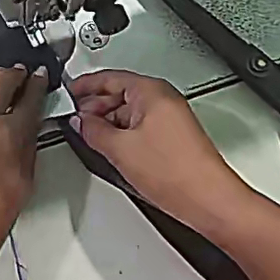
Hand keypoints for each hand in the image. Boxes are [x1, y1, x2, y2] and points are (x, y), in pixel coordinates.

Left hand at [0, 66, 47, 265]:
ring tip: (1, 78)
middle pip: (2, 78)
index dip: (39, 84)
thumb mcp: (25, 179)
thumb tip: (30, 126)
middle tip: (24, 75)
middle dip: (17, 73)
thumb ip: (28, 144)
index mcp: (7, 132)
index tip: (42, 79)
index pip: (30, 96)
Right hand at [68, 69, 257, 234]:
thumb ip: (92, 130)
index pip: (109, 77)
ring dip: (108, 122)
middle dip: (95, 106)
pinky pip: (140, 125)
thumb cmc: (179, 174)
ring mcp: (171, 118)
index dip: (84, 85)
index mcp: (151, 91)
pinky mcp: (174, 136)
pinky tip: (113, 149)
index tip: (70, 93)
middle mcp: (164, 99)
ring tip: (92, 138)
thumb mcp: (119, 149)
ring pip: (129, 111)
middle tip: (77, 118)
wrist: (210, 202)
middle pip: (119, 92)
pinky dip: (123, 134)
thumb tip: (80, 121)